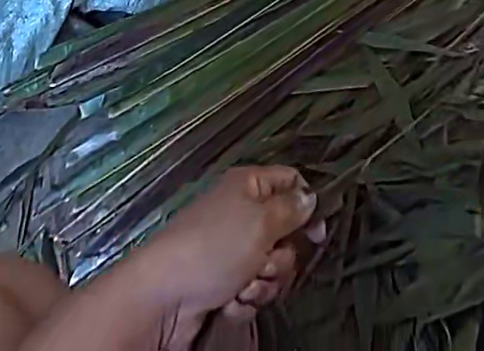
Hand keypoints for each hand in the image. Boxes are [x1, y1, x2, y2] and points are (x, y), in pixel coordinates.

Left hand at [119, 165, 326, 328]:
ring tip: (243, 286)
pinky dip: (246, 298)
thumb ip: (292, 209)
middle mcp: (244, 212)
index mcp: (250, 185)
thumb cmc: (215, 247)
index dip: (308, 204)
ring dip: (264, 282)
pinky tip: (230, 301)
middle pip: (287, 231)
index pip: (291, 181)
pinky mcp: (226, 281)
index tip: (318, 233)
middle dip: (281, 256)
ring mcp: (234, 248)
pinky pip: (255, 289)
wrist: (164, 297)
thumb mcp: (260, 221)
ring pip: (273, 266)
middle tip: (264, 263)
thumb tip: (311, 196)